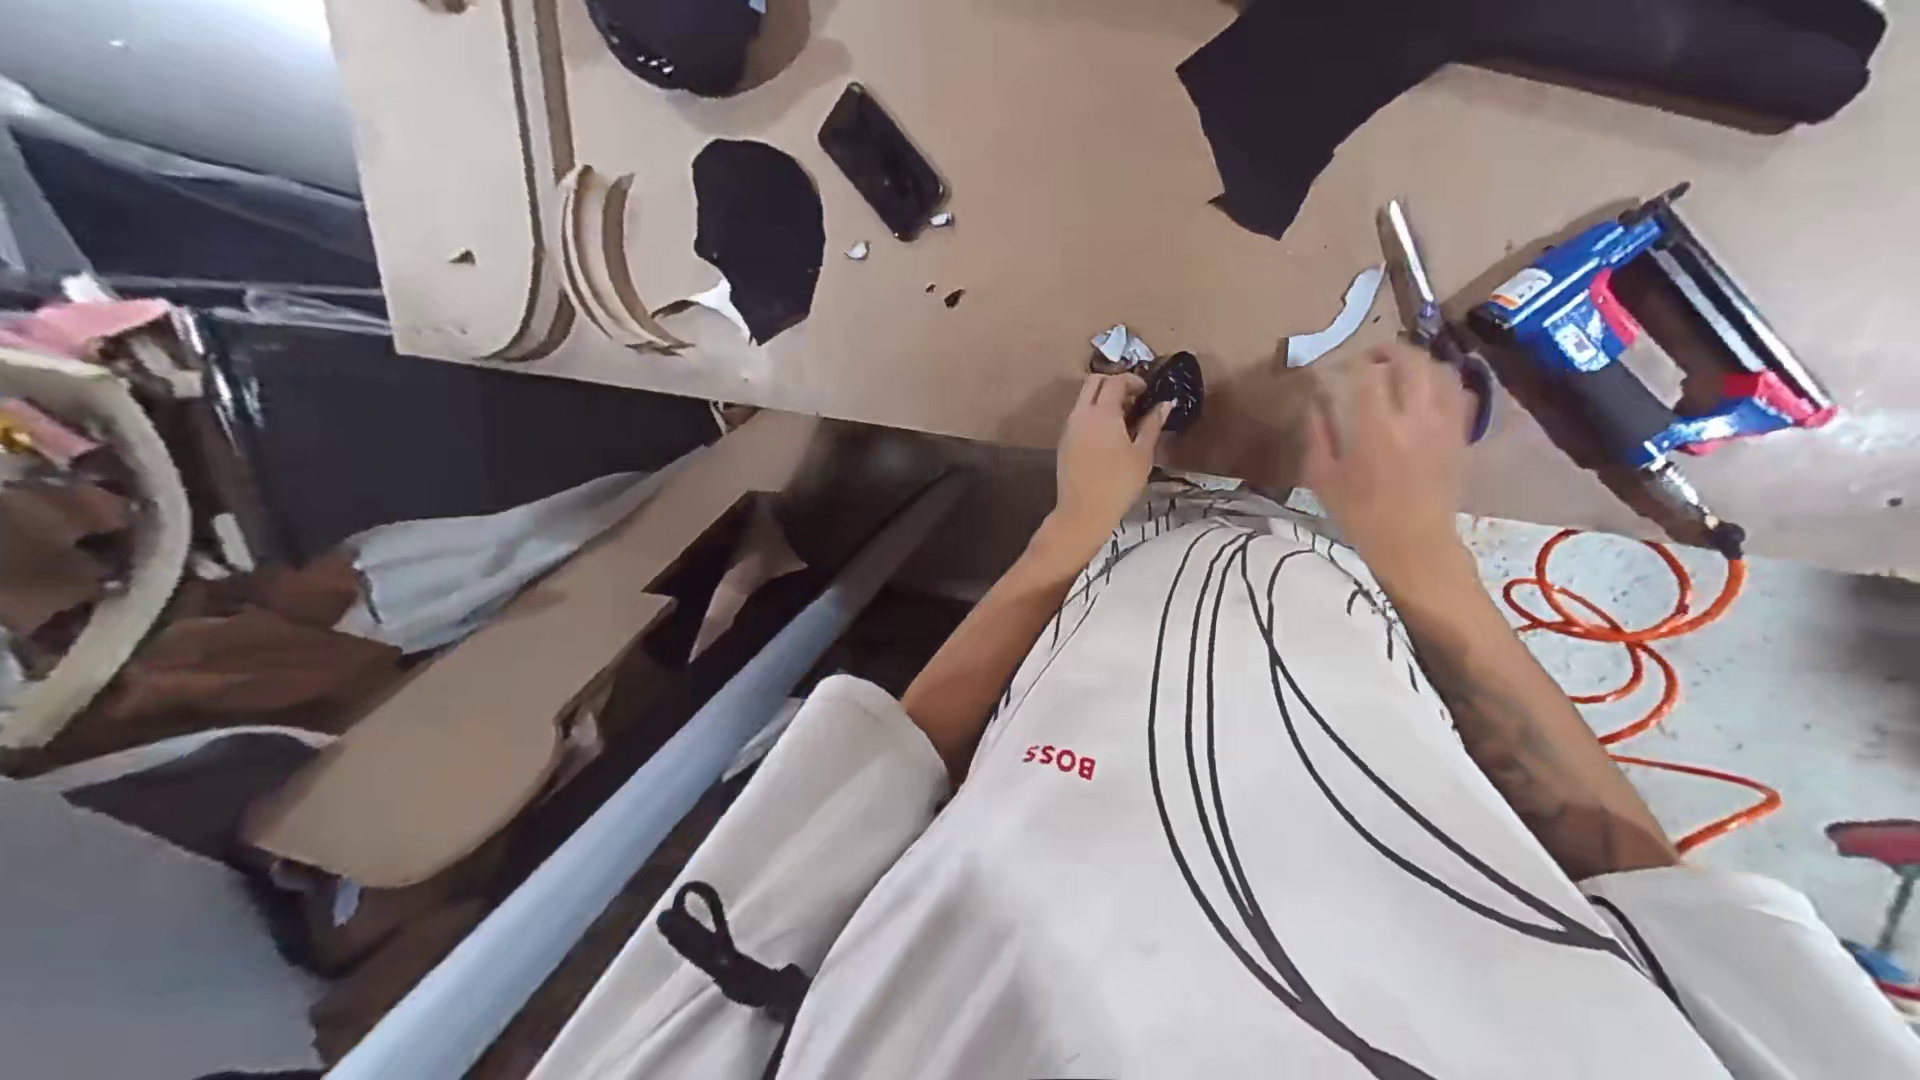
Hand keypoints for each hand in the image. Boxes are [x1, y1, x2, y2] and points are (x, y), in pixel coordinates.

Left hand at [1039, 373, 1170, 569]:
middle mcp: (1081, 415)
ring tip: (1124, 419)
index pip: (1115, 381)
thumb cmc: (1118, 483)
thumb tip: (1164, 405)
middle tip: (1133, 398)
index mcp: (1102, 413)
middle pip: (1094, 382)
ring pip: (1083, 400)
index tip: (1146, 390)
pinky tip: (1108, 435)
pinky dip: (1093, 415)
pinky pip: (1078, 417)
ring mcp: (1069, 428)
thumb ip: (1152, 425)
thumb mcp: (1142, 454)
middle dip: (1114, 383)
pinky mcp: (1064, 442)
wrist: (1083, 511)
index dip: (1133, 380)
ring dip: (1102, 399)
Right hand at [1304, 344, 1475, 590]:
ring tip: (1401, 367)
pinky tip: (1428, 388)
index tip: (1338, 366)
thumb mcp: (1321, 476)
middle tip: (1372, 355)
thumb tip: (1317, 402)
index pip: (1366, 374)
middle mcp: (1413, 417)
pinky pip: (1459, 393)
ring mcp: (1443, 423)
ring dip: (1419, 361)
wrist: (1412, 541)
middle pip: (1410, 361)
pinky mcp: (1460, 434)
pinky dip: (1442, 382)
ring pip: (1440, 371)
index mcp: (1374, 428)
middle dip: (1389, 350)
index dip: (1351, 362)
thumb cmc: (1358, 512)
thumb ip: (1317, 434)